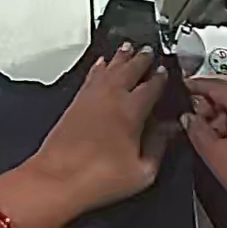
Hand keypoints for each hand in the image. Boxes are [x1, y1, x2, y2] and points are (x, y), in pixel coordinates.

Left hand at [22, 42, 174, 219]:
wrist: (57, 180)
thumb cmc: (97, 178)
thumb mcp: (143, 171)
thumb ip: (159, 145)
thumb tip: (169, 131)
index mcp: (132, 110)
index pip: (152, 86)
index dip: (161, 77)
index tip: (166, 71)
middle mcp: (111, 97)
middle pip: (130, 69)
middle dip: (142, 59)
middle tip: (149, 51)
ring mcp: (91, 98)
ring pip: (110, 68)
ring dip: (121, 57)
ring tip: (128, 48)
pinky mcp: (75, 103)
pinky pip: (92, 76)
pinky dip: (100, 67)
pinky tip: (101, 64)